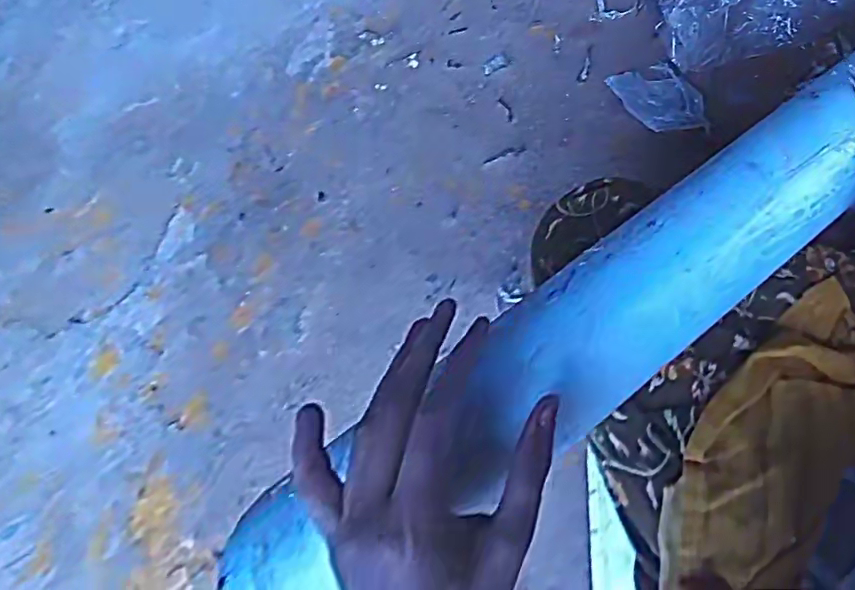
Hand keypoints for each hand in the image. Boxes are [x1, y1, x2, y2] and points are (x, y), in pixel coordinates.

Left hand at [291, 299, 558, 589]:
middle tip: (446, 311)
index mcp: (416, 520)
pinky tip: (309, 411)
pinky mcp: (333, 536)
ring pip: (359, 436)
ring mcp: (343, 528)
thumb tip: (547, 402)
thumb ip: (529, 473)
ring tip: (416, 333)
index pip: (433, 423)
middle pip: (391, 416)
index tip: (481, 329)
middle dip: (420, 355)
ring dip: (388, 378)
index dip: (457, 368)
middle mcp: (369, 518)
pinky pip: (312, 490)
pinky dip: (306, 450)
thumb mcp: (511, 544)